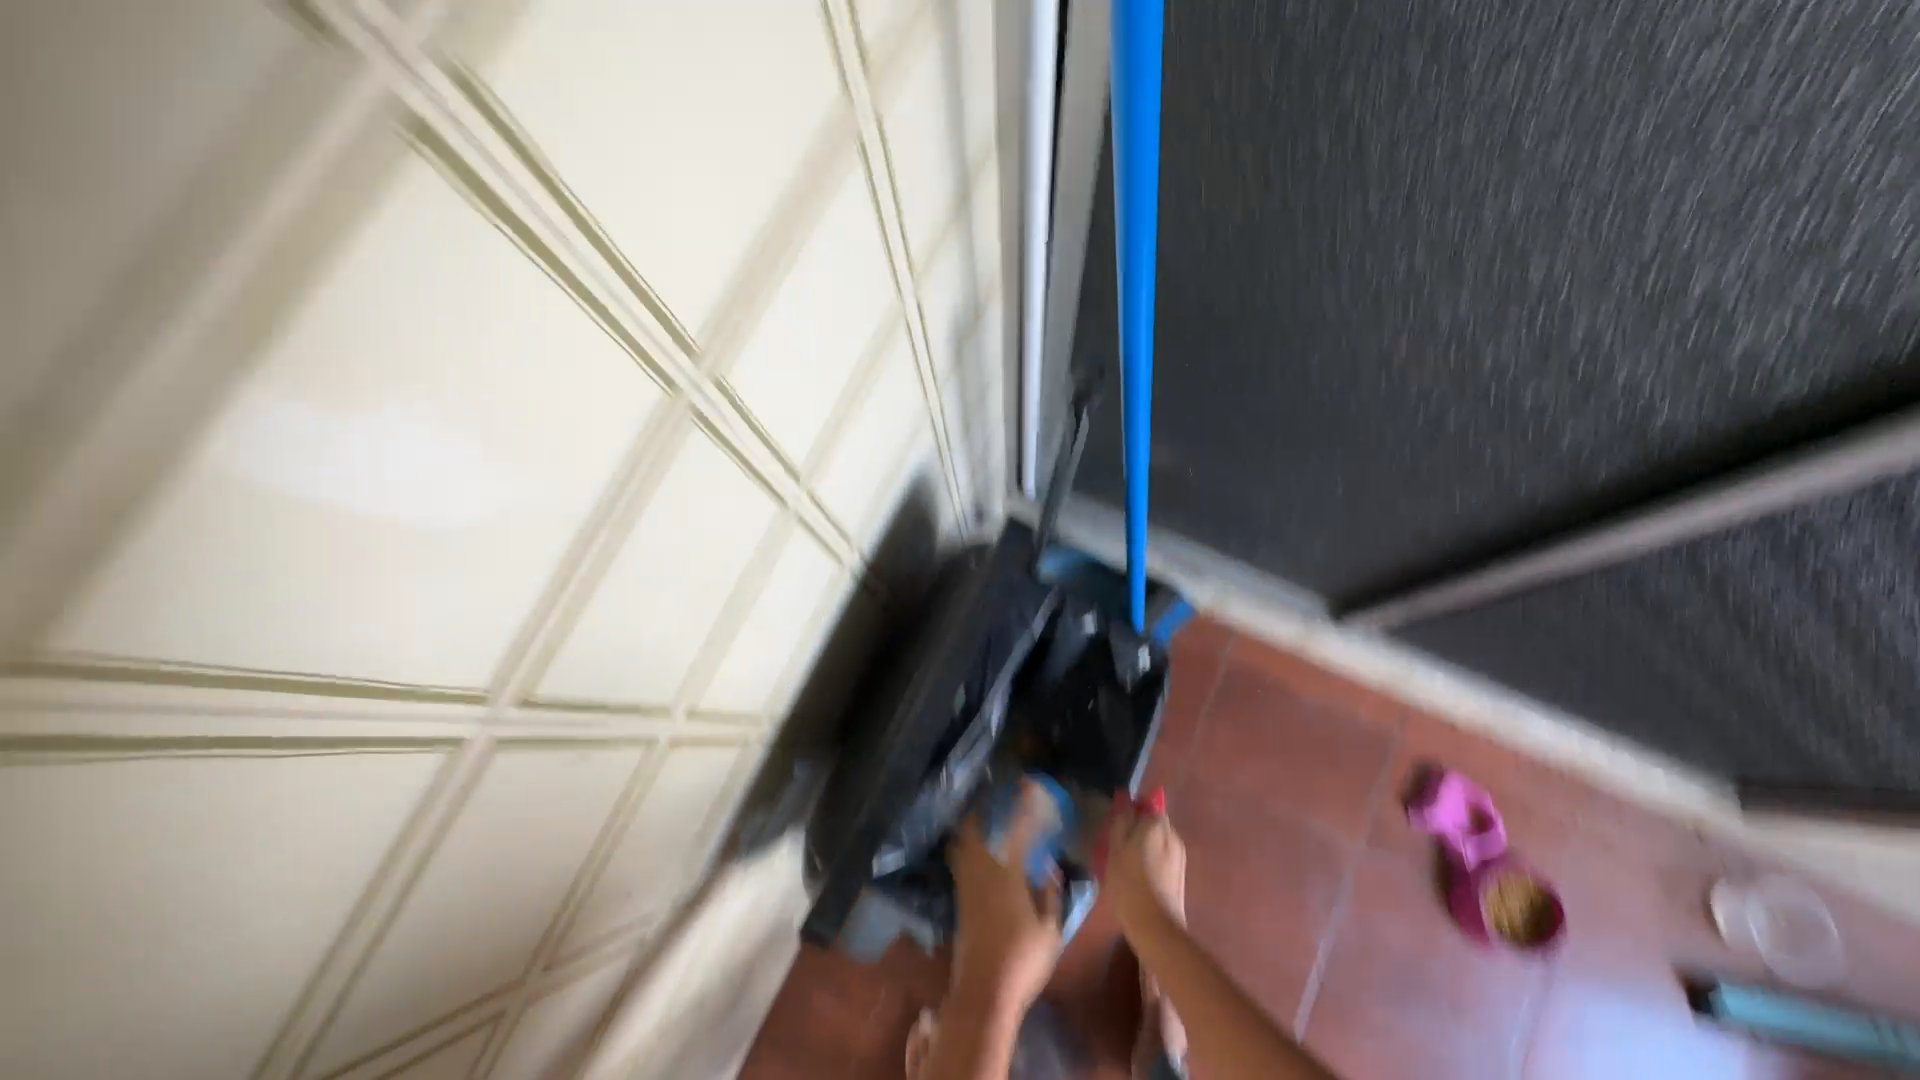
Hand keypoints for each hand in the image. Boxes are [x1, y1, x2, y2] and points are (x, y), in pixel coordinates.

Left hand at [946, 781, 1064, 1015]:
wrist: (984, 992)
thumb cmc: (1023, 960)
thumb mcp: (1050, 930)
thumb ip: (1050, 895)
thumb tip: (1050, 869)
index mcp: (1007, 874)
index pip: (1017, 829)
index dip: (1023, 804)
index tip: (1028, 784)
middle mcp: (982, 873)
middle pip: (976, 830)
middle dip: (985, 810)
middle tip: (996, 797)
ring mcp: (966, 888)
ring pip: (962, 846)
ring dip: (972, 829)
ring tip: (983, 818)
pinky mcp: (959, 904)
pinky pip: (960, 863)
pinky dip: (967, 849)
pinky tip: (977, 853)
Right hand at [1103, 799, 1186, 937]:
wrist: (1155, 926)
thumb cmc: (1129, 884)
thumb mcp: (1116, 850)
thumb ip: (1121, 821)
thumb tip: (1124, 799)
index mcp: (1158, 825)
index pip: (1148, 805)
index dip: (1132, 812)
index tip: (1116, 826)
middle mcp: (1173, 836)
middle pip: (1154, 823)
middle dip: (1138, 829)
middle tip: (1117, 845)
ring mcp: (1180, 856)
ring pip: (1158, 841)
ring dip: (1144, 845)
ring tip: (1125, 863)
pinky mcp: (1180, 874)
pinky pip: (1163, 857)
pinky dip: (1151, 860)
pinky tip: (1138, 877)